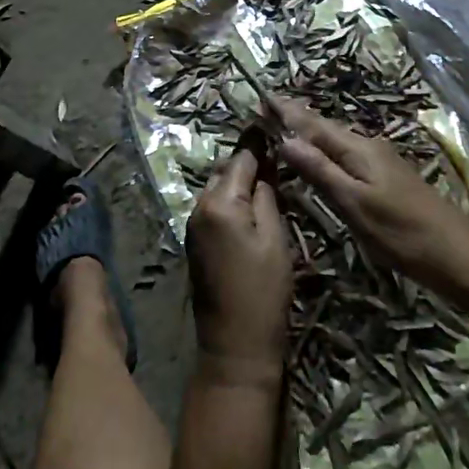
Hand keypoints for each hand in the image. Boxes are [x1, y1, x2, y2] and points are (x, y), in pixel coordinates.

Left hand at [187, 146, 292, 381]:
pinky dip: (230, 200)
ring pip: (217, 189)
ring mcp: (193, 225)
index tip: (270, 123)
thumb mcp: (275, 240)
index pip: (240, 160)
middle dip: (247, 162)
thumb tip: (264, 171)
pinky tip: (250, 205)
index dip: (257, 143)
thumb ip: (267, 198)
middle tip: (275, 153)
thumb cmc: (263, 291)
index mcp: (220, 202)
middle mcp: (199, 206)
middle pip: (225, 172)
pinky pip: (213, 208)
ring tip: (266, 176)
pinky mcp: (195, 241)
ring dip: (238, 181)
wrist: (234, 345)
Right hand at [276, 98, 468, 289]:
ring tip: (284, 126)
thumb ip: (319, 170)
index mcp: (357, 149)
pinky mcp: (386, 177)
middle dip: (294, 117)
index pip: (312, 123)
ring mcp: (380, 161)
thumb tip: (284, 138)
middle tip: (266, 108)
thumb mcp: (354, 204)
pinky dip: (324, 148)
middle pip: (323, 127)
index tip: (262, 96)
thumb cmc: (402, 233)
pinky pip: (345, 153)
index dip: (287, 110)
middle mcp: (368, 146)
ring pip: (335, 140)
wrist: (460, 257)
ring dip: (308, 131)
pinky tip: (319, 156)